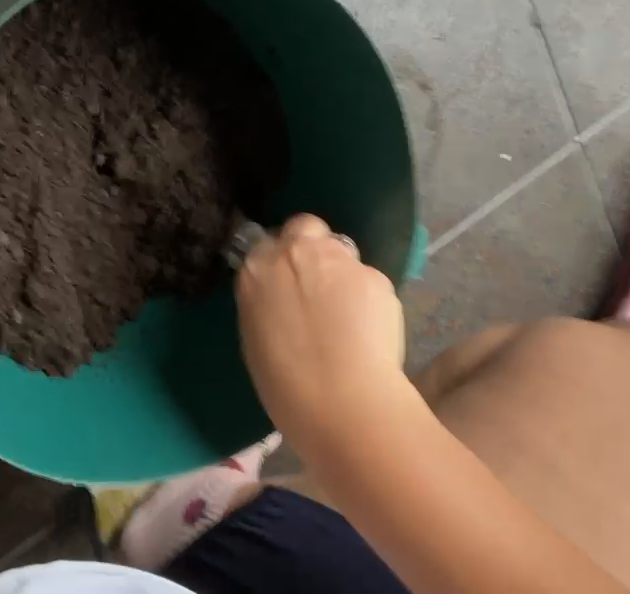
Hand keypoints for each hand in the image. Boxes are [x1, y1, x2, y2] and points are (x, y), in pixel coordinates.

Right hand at [236, 215, 415, 460]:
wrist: (343, 404)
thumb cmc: (286, 386)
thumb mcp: (255, 337)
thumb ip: (264, 301)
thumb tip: (279, 297)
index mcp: (255, 270)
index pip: (265, 242)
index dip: (278, 260)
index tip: (286, 282)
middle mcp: (293, 252)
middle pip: (304, 227)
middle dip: (311, 246)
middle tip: (318, 283)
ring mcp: (336, 259)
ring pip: (340, 250)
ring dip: (341, 271)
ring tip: (349, 313)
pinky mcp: (375, 275)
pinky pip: (368, 279)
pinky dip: (369, 298)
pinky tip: (371, 330)